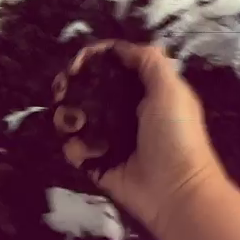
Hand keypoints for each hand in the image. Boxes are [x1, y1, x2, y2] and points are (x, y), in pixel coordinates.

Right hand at [61, 41, 224, 236]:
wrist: (175, 191)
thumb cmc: (176, 136)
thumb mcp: (171, 90)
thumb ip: (148, 62)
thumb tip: (120, 48)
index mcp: (143, 91)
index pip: (111, 67)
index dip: (92, 60)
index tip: (78, 64)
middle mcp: (123, 111)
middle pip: (87, 90)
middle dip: (70, 86)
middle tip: (62, 90)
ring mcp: (109, 138)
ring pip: (75, 117)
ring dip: (67, 115)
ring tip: (72, 121)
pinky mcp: (97, 163)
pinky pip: (75, 148)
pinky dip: (75, 147)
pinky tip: (84, 151)